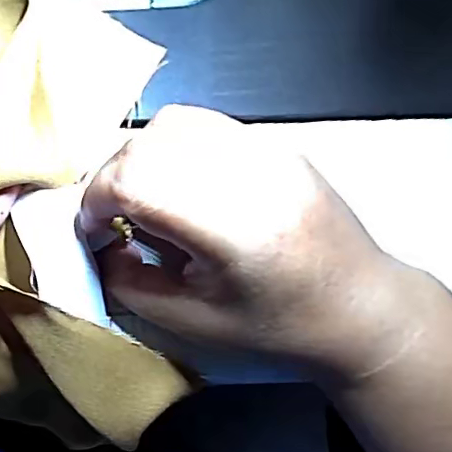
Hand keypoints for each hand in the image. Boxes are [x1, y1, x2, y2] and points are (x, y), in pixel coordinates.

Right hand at [80, 105, 434, 385]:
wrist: (357, 306)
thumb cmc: (274, 327)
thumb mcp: (189, 321)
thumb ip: (128, 282)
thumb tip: (99, 244)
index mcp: (233, 226)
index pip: (134, 178)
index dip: (95, 202)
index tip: (95, 234)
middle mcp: (250, 171)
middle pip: (144, 145)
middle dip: (110, 181)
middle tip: (116, 223)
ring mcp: (266, 149)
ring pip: (169, 125)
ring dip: (138, 161)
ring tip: (147, 204)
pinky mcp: (273, 141)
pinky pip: (200, 125)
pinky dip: (170, 151)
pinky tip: (179, 189)